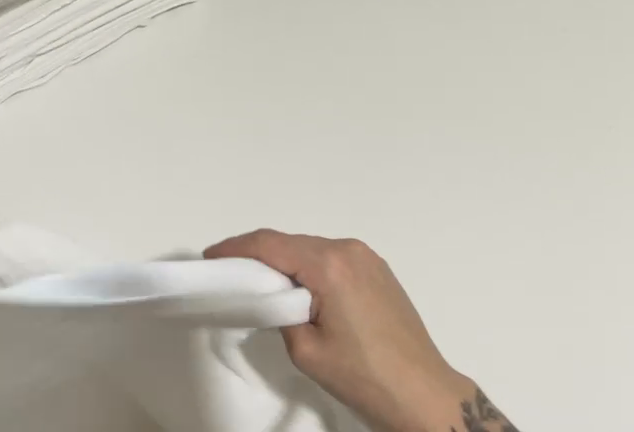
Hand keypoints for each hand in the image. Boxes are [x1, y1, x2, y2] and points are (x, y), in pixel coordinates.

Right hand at [205, 230, 477, 431]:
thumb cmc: (362, 375)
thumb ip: (281, 312)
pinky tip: (300, 288)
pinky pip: (333, 258)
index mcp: (329, 265)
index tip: (211, 256)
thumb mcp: (307, 350)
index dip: (237, 247)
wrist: (422, 391)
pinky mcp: (378, 269)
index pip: (271, 244)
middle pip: (292, 242)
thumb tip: (276, 296)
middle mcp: (348, 249)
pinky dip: (310, 267)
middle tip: (230, 271)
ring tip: (261, 282)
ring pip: (312, 249)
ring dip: (286, 261)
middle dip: (259, 254)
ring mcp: (367, 256)